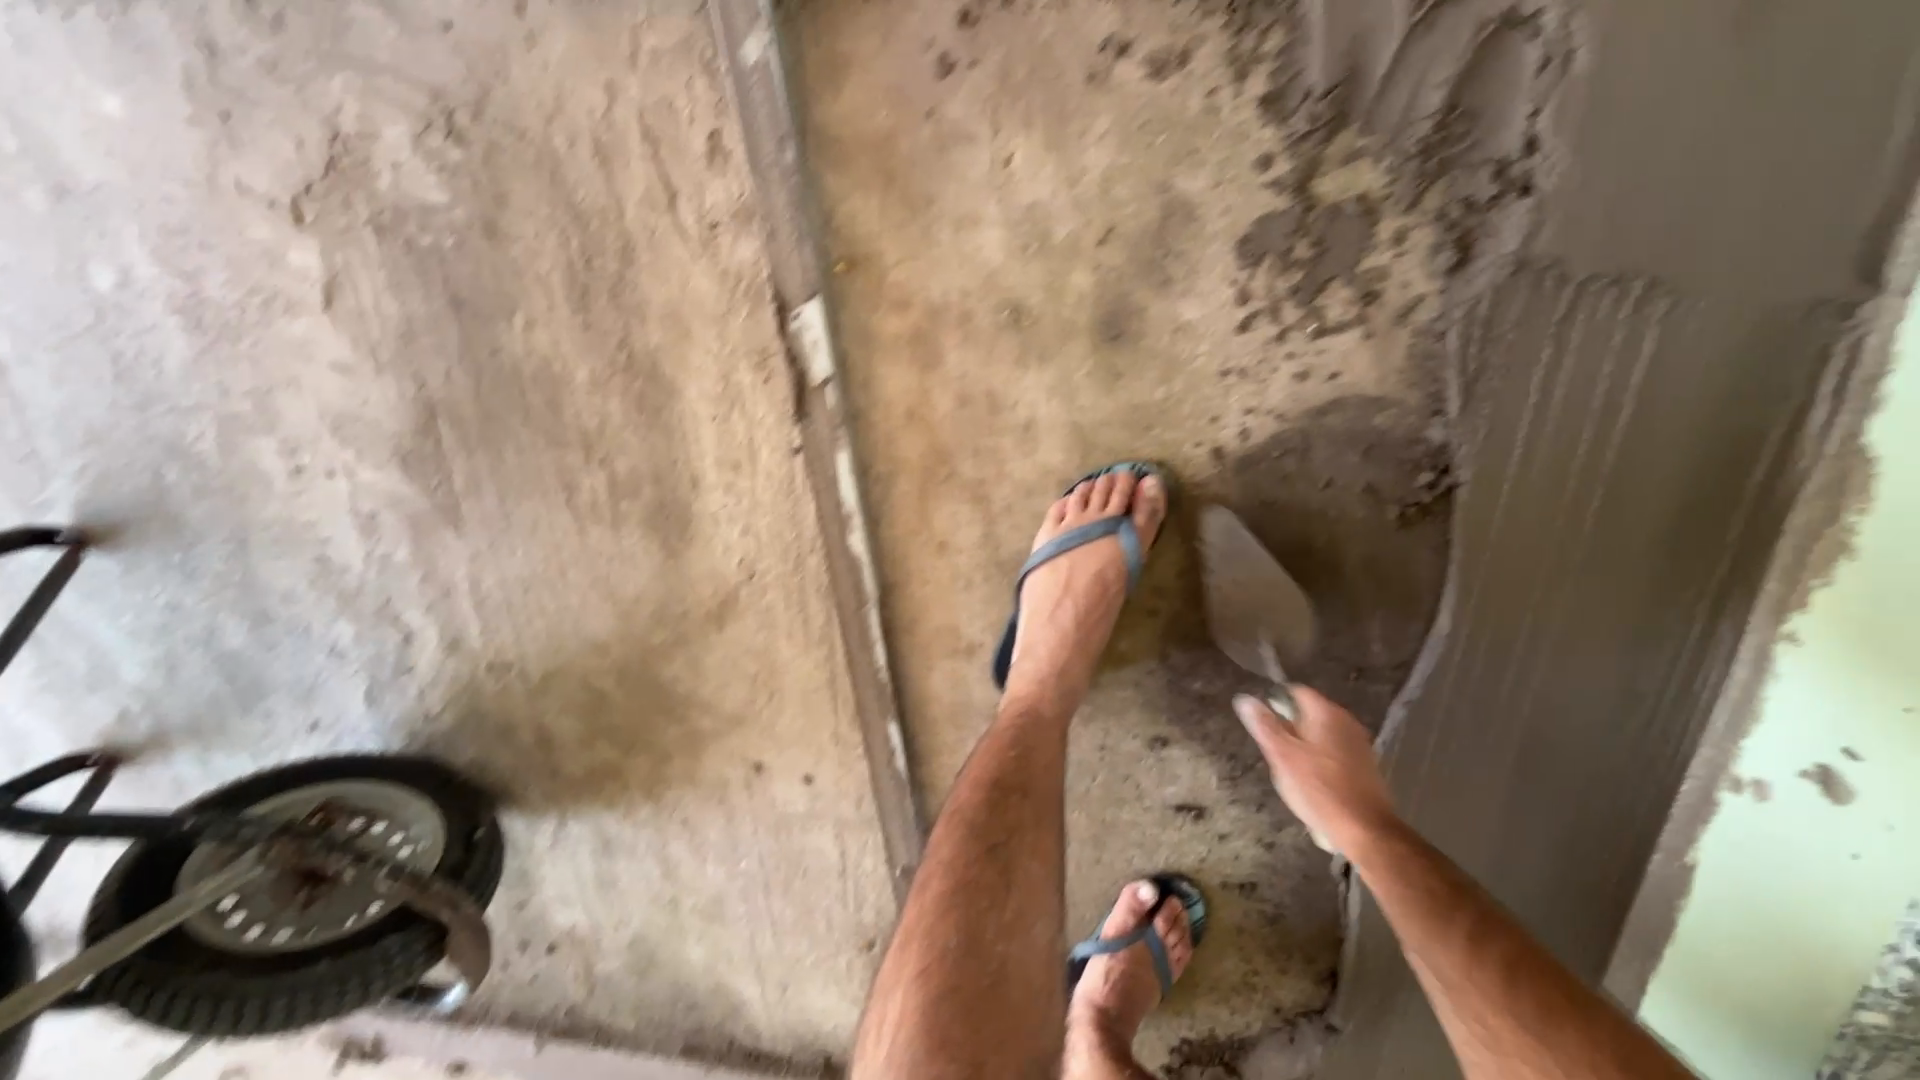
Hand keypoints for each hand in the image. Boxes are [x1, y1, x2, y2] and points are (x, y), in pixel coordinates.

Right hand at [1233, 687, 1398, 854]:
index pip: (1296, 691)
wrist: (1363, 828)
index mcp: (1326, 713)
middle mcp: (1346, 721)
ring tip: (1290, 766)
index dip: (1276, 701)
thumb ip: (1264, 726)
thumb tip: (1244, 699)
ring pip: (1322, 733)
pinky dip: (1320, 757)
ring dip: (1304, 743)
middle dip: (1289, 726)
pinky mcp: (1365, 764)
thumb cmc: (1318, 789)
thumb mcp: (1282, 756)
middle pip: (1310, 713)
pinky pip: (1335, 750)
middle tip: (1274, 749)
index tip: (1262, 721)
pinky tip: (1312, 779)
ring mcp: (1359, 743)